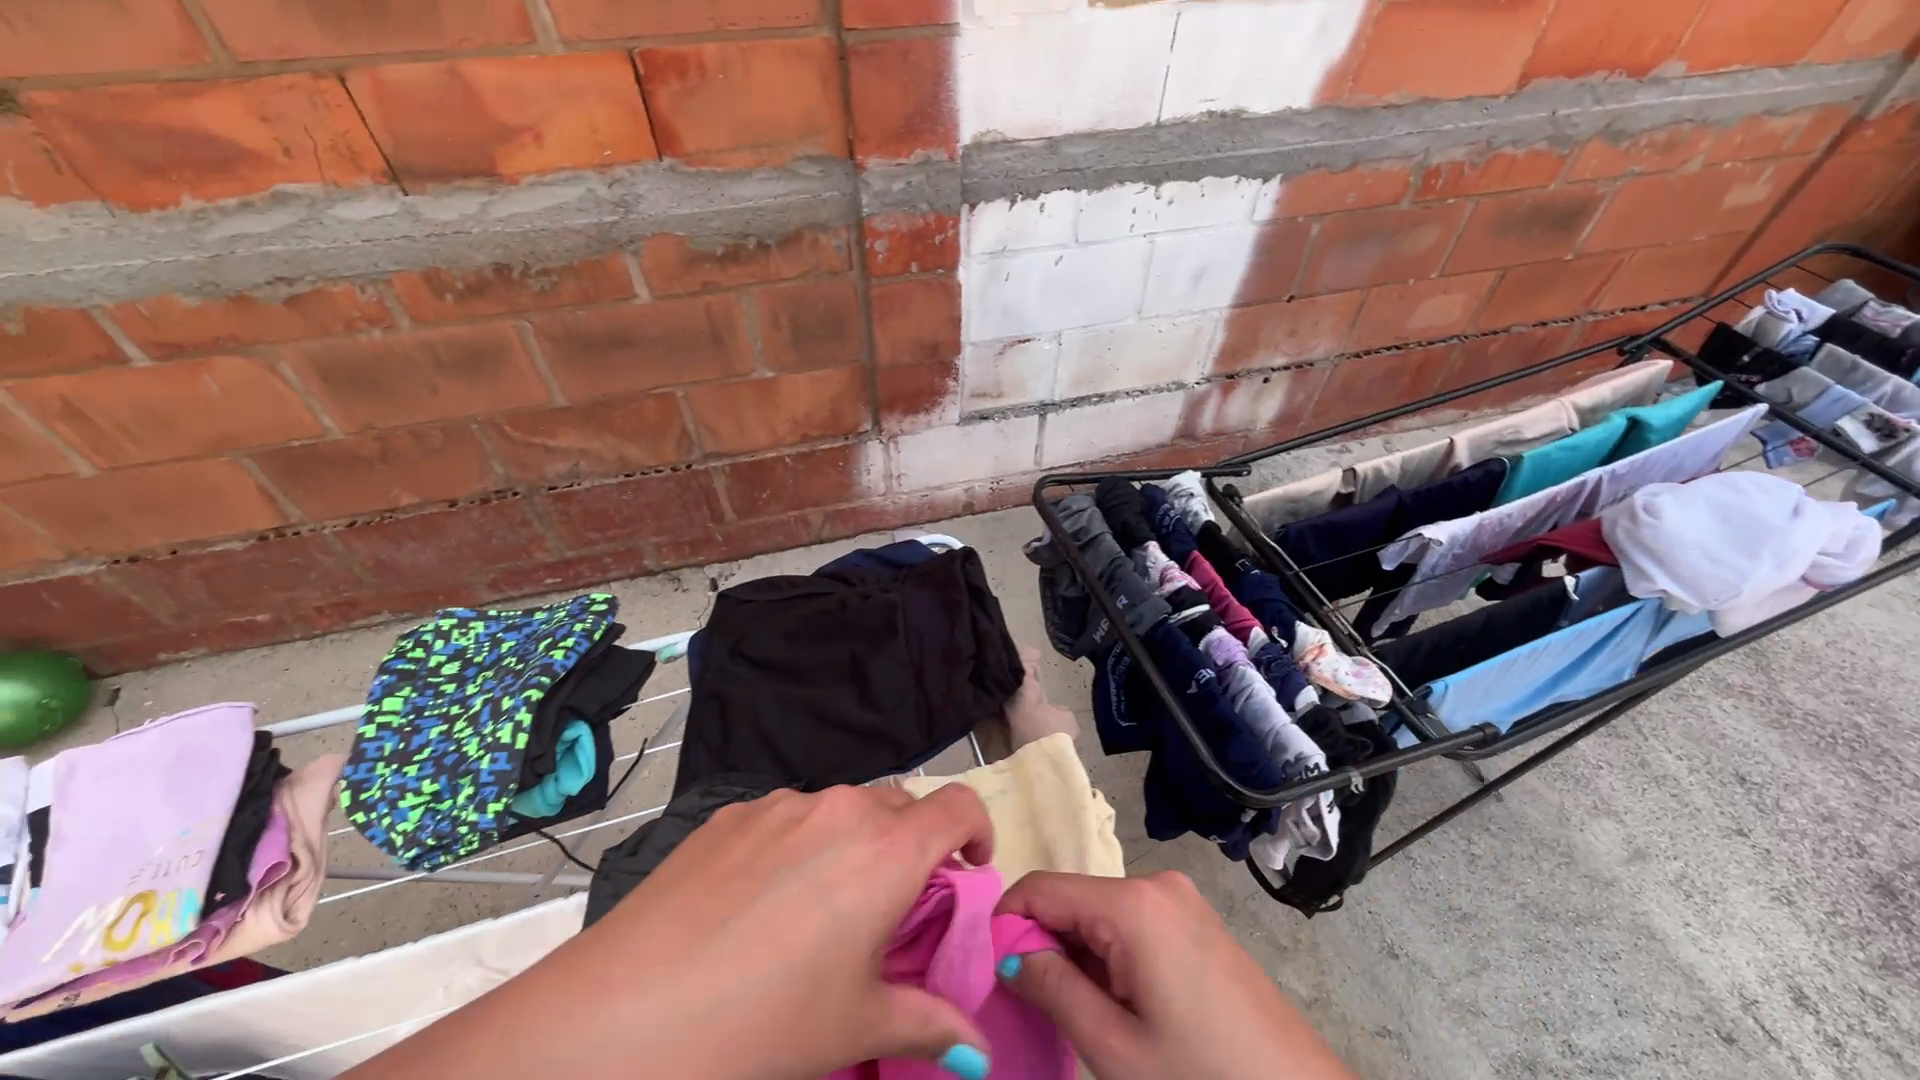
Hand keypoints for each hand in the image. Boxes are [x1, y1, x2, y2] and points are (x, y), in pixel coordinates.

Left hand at [341, 785, 997, 1079]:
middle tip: (893, 905)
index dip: (976, 832)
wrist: (622, 1017)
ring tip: (821, 908)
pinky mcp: (724, 816)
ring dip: (851, 843)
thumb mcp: (857, 1027)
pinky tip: (761, 905)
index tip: (967, 871)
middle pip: (898, 805)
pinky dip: (797, 845)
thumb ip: (931, 1025)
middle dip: (911, 844)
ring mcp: (775, 806)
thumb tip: (980, 1051)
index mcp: (885, 850)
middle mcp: (837, 809)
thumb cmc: (763, 1023)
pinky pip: (783, 818)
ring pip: (838, 809)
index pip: (958, 806)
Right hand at [997, 871, 1356, 1079]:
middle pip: (1070, 900)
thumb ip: (1051, 988)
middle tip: (1035, 1009)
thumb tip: (1008, 954)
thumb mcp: (1113, 1045)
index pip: (1040, 888)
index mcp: (1132, 904)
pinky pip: (1131, 926)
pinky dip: (1108, 958)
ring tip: (1081, 1017)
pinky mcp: (1196, 923)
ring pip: (1098, 916)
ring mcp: (1181, 902)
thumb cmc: (1203, 1076)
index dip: (1006, 926)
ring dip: (1076, 958)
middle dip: (1042, 947)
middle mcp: (1156, 885)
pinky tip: (1119, 1007)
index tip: (994, 976)